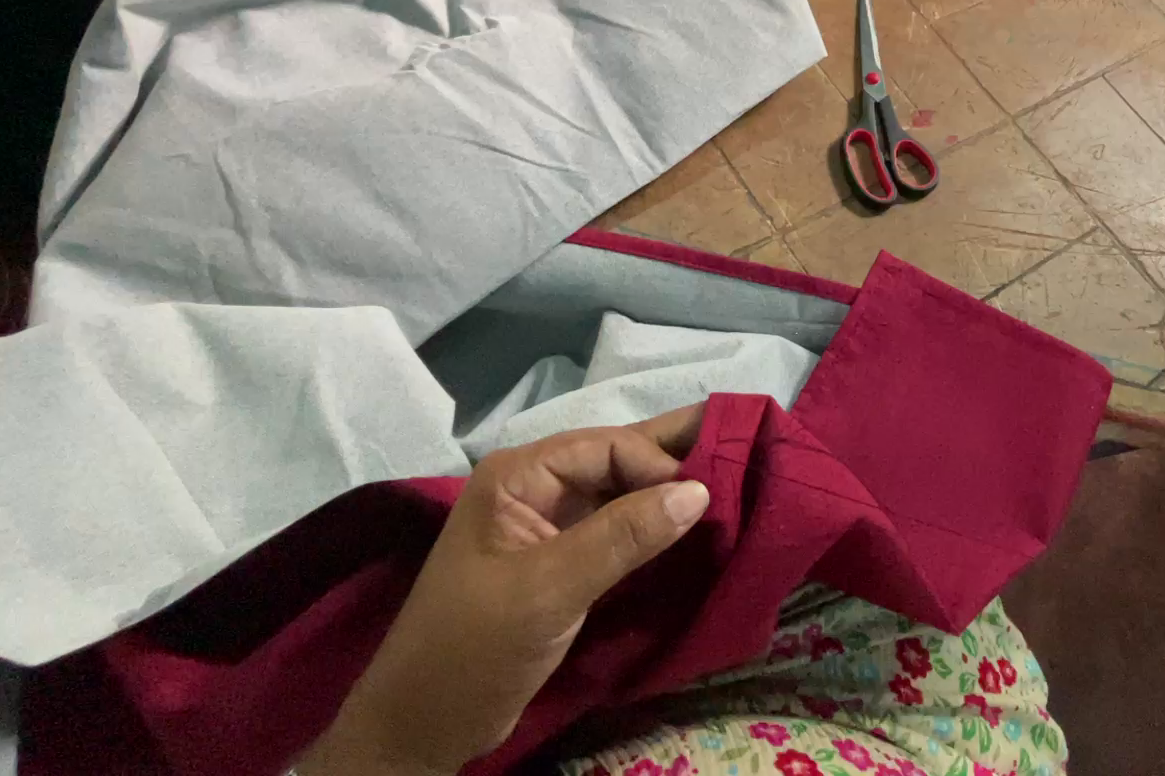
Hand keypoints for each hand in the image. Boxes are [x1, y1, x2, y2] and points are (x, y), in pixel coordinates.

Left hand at [295, 405, 708, 775]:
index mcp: (521, 475)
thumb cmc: (473, 649)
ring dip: (671, 486)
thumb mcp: (548, 590)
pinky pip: (620, 524)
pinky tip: (696, 520)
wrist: (420, 730)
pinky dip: (657, 521)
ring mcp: (551, 521)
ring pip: (623, 489)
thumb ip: (622, 536)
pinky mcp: (565, 556)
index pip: (608, 447)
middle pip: (618, 456)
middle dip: (676, 451)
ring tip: (735, 469)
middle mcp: (538, 486)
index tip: (706, 496)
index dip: (659, 464)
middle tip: (745, 434)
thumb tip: (700, 492)